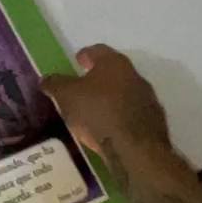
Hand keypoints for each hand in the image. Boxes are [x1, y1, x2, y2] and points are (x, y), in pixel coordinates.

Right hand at [41, 44, 171, 156]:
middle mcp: (135, 76)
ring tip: (96, 110)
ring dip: (112, 98)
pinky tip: (111, 129)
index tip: (77, 61)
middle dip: (99, 78)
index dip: (86, 54)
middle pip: (114, 72)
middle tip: (84, 86)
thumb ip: (55, 84)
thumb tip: (45, 79)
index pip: (98, 50)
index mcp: (114, 63)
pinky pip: (134, 114)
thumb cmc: (97, 113)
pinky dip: (122, 117)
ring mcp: (149, 100)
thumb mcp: (66, 96)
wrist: (136, 151)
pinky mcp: (156, 124)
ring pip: (126, 93)